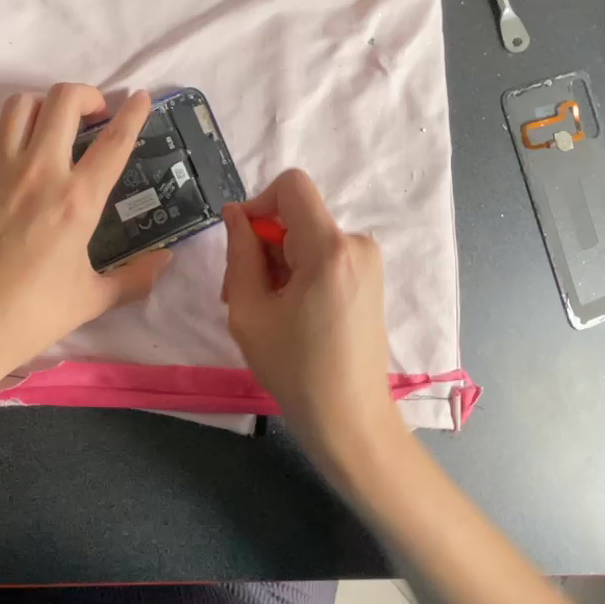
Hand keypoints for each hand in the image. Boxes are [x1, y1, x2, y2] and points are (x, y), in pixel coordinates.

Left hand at [0, 84, 172, 388]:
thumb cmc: (30, 316)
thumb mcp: (92, 300)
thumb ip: (135, 278)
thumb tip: (166, 261)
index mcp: (77, 202)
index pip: (114, 142)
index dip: (133, 113)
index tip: (141, 97)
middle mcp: (39, 172)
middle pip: (64, 101)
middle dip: (87, 95)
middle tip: (95, 113)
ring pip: (21, 104)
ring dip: (43, 105)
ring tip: (52, 125)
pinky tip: (7, 146)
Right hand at [221, 170, 402, 463]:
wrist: (349, 418)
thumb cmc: (294, 368)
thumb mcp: (248, 310)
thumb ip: (240, 253)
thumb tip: (235, 214)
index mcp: (330, 248)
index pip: (292, 186)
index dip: (258, 203)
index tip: (242, 243)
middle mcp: (357, 244)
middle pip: (296, 216)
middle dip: (263, 244)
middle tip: (241, 293)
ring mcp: (368, 262)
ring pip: (306, 238)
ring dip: (277, 263)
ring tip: (263, 311)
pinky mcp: (369, 279)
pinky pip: (324, 256)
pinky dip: (299, 273)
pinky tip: (288, 313)